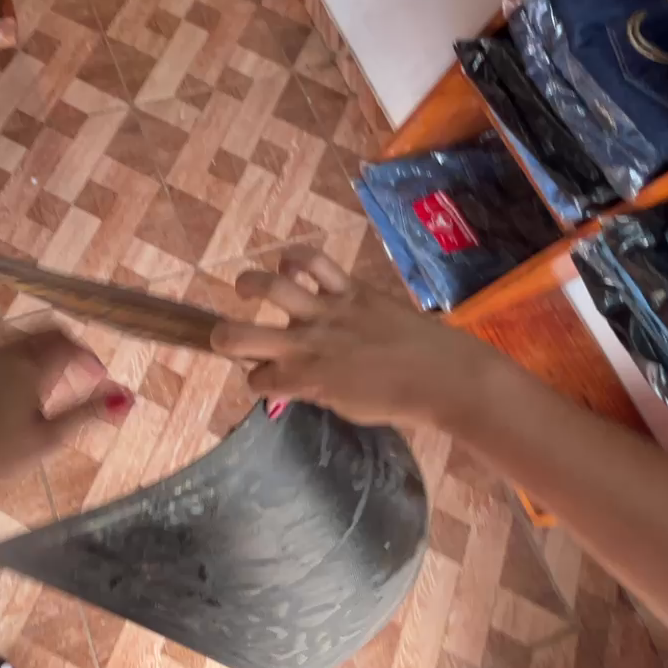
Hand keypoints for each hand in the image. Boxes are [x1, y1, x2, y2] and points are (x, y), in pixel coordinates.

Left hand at [0, 328, 130, 495]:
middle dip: (71, 345)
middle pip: (49, 330)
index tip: (100, 377)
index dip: (90, 358)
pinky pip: (9, 344)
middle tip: (83, 370)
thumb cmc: (0, 453)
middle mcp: (10, 353)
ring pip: (27, 335)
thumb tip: (125, 398)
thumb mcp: (49, 437)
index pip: (70, 345)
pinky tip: (29, 381)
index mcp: (31, 366)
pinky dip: (28, 351)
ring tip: (59, 374)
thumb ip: (87, 413)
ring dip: (48, 346)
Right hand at [208, 246, 517, 427]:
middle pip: (239, 337)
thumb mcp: (346, 408)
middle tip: (225, 338)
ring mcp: (327, 312)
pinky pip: (314, 262)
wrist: (446, 377)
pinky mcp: (349, 289)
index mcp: (305, 379)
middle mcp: (306, 343)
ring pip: (270, 288)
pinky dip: (294, 259)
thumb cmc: (397, 401)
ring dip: (248, 284)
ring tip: (243, 288)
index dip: (256, 382)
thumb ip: (312, 391)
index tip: (266, 381)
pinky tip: (287, 265)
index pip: (256, 380)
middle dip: (222, 338)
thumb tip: (290, 383)